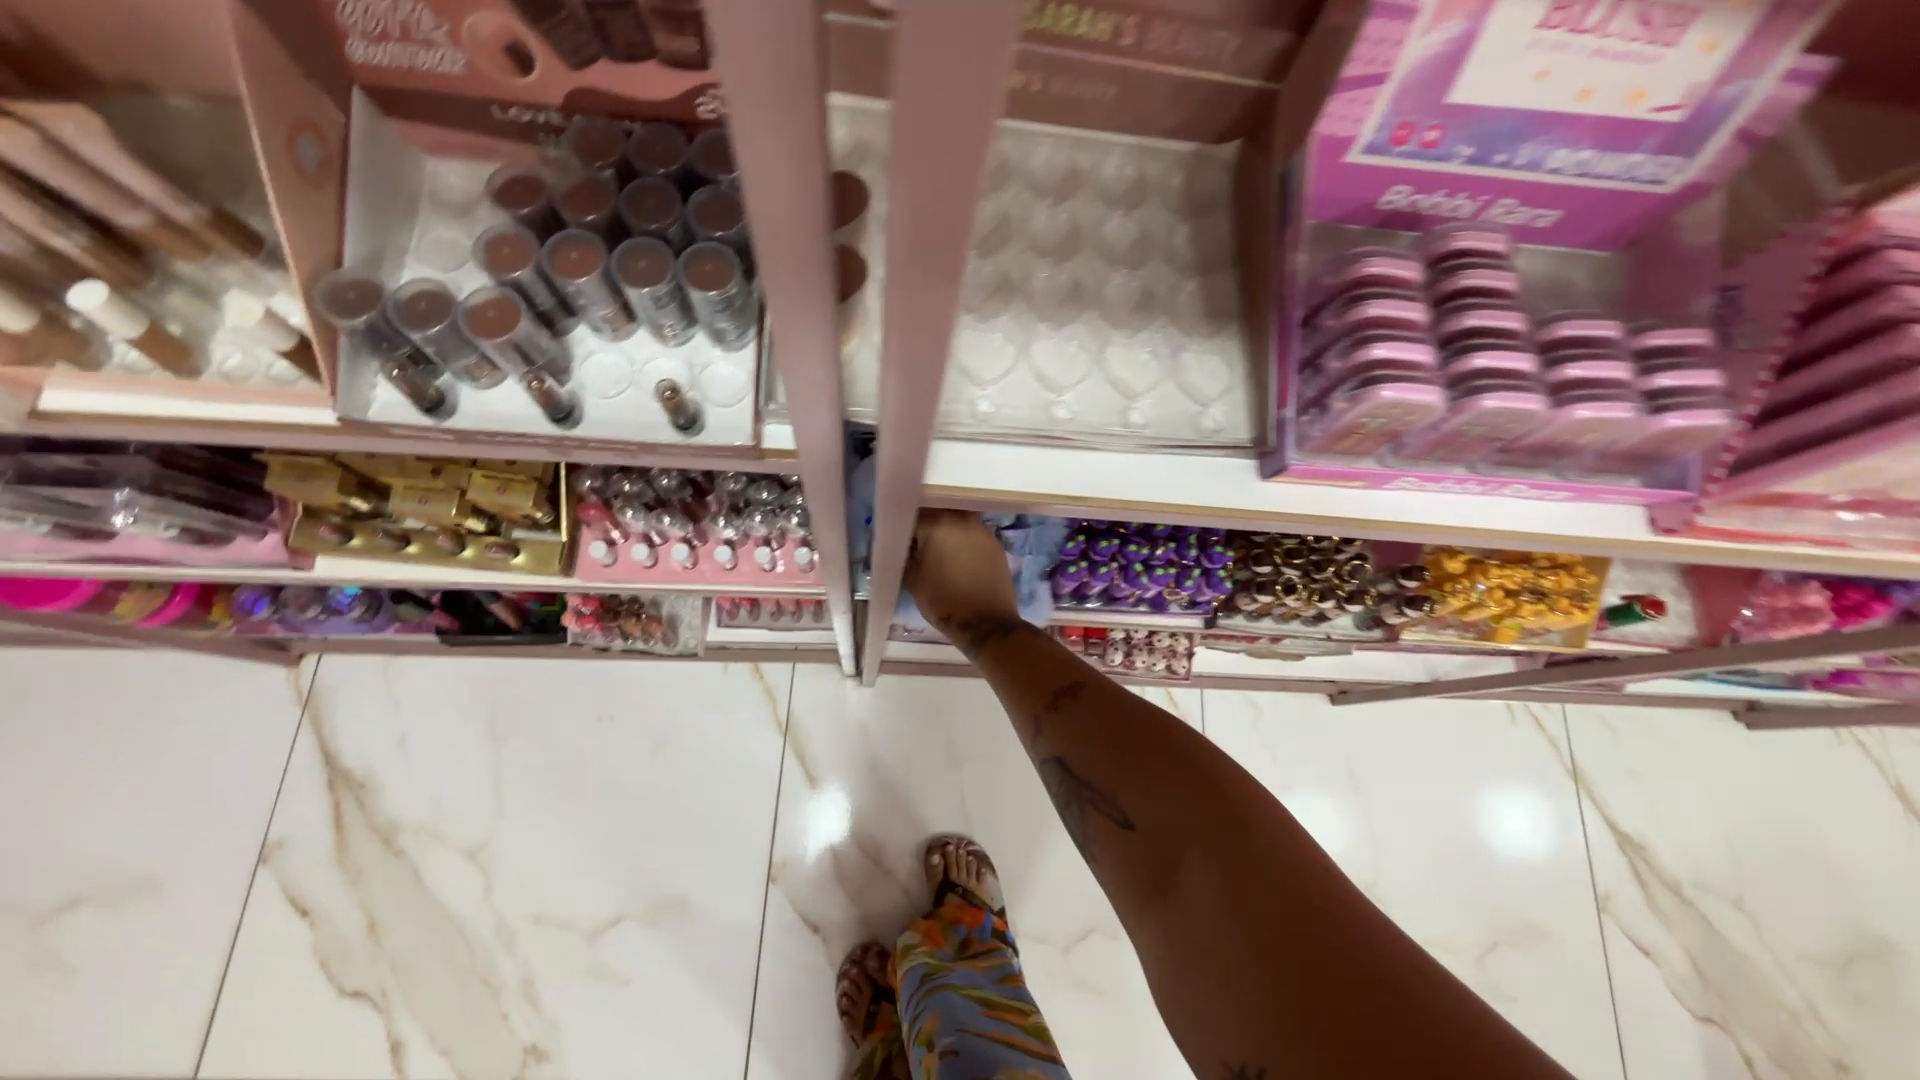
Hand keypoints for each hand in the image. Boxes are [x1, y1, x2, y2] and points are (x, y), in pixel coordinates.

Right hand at [903, 509, 1018, 633]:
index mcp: (938, 523)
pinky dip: (965, 544)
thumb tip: (905, 546)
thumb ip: (905, 555)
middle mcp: (963, 519)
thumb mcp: (912, 580)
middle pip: (939, 515)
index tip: (903, 546)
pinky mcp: (997, 545)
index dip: (906, 531)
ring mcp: (984, 530)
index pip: (913, 516)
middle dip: (928, 529)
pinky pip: (974, 537)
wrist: (986, 623)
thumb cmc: (944, 601)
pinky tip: (960, 562)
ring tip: (941, 556)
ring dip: (948, 535)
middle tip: (920, 549)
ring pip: (959, 524)